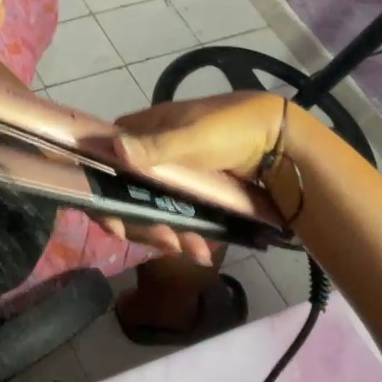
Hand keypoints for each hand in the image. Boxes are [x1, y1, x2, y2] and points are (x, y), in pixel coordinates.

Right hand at [100, 92, 289, 264]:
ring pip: (151, 212)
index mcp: (139, 134)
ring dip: (165, 234)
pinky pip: (177, 220)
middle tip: (164, 241)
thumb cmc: (230, 129)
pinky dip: (186, 237)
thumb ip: (154, 146)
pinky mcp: (192, 197)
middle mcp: (147, 156)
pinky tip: (202, 251)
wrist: (282, 142)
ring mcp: (170, 178)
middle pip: (124, 195)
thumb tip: (116, 149)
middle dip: (141, 224)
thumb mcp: (193, 136)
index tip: (114, 222)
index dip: (99, 193)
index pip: (101, 162)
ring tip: (193, 250)